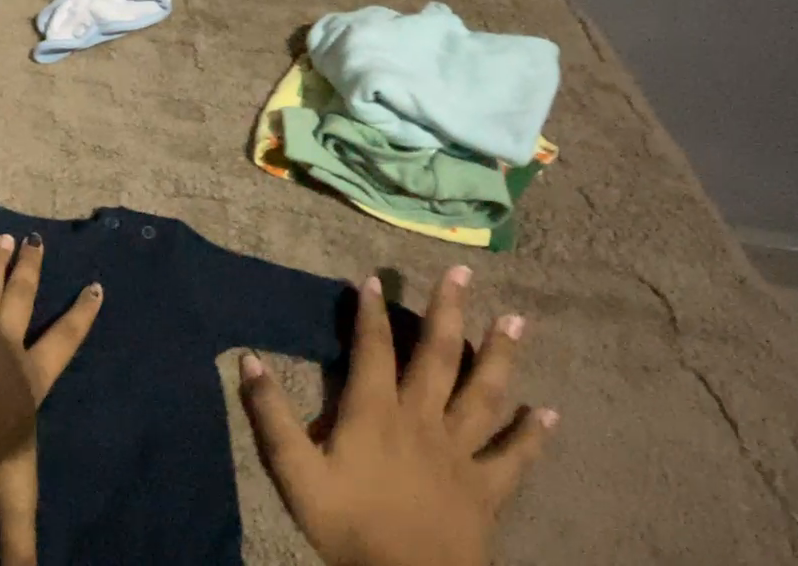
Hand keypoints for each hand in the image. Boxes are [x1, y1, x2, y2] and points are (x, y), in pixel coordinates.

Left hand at [0, 233, 101, 565]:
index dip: (81, 315)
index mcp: (32, 376)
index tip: (96, 287)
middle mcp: (7, 342)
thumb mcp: (15, 494)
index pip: (65, 341)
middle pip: (23, 298)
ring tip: (5, 236)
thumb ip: (23, 540)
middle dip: (31, 270)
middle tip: (36, 241)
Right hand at [240, 266, 555, 565]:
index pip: (373, 349)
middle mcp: (421, 421)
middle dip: (448, 312)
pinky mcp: (487, 489)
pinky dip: (532, 434)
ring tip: (515, 321)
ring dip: (500, 355)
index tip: (373, 277)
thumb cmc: (347, 524)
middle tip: (462, 274)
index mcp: (374, 413)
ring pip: (484, 394)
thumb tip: (248, 359)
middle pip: (438, 357)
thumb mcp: (294, 470)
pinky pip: (515, 457)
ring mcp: (460, 453)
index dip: (370, 312)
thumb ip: (271, 414)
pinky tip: (549, 412)